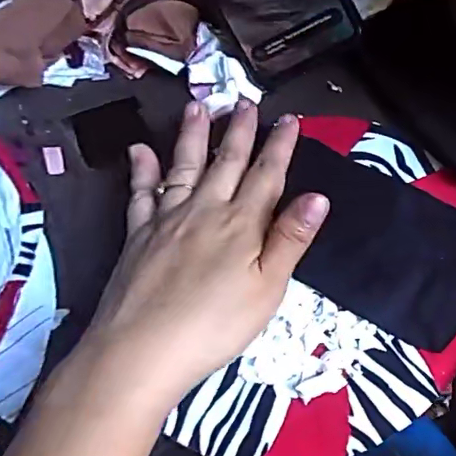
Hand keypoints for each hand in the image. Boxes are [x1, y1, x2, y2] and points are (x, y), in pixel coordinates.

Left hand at [71, 101, 328, 410]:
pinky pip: (142, 194)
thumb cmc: (215, 324)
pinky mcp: (137, 238)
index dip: (280, 146)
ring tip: (199, 108)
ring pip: (184, 168)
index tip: (289, 120)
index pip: (268, 176)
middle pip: (226, 163)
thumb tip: (318, 196)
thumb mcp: (269, 286)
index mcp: (242, 224)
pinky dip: (143, 170)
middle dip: (240, 131)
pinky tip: (141, 152)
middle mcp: (205, 212)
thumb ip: (290, 238)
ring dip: (193, 136)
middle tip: (245, 102)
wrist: (138, 353)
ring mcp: (166, 222)